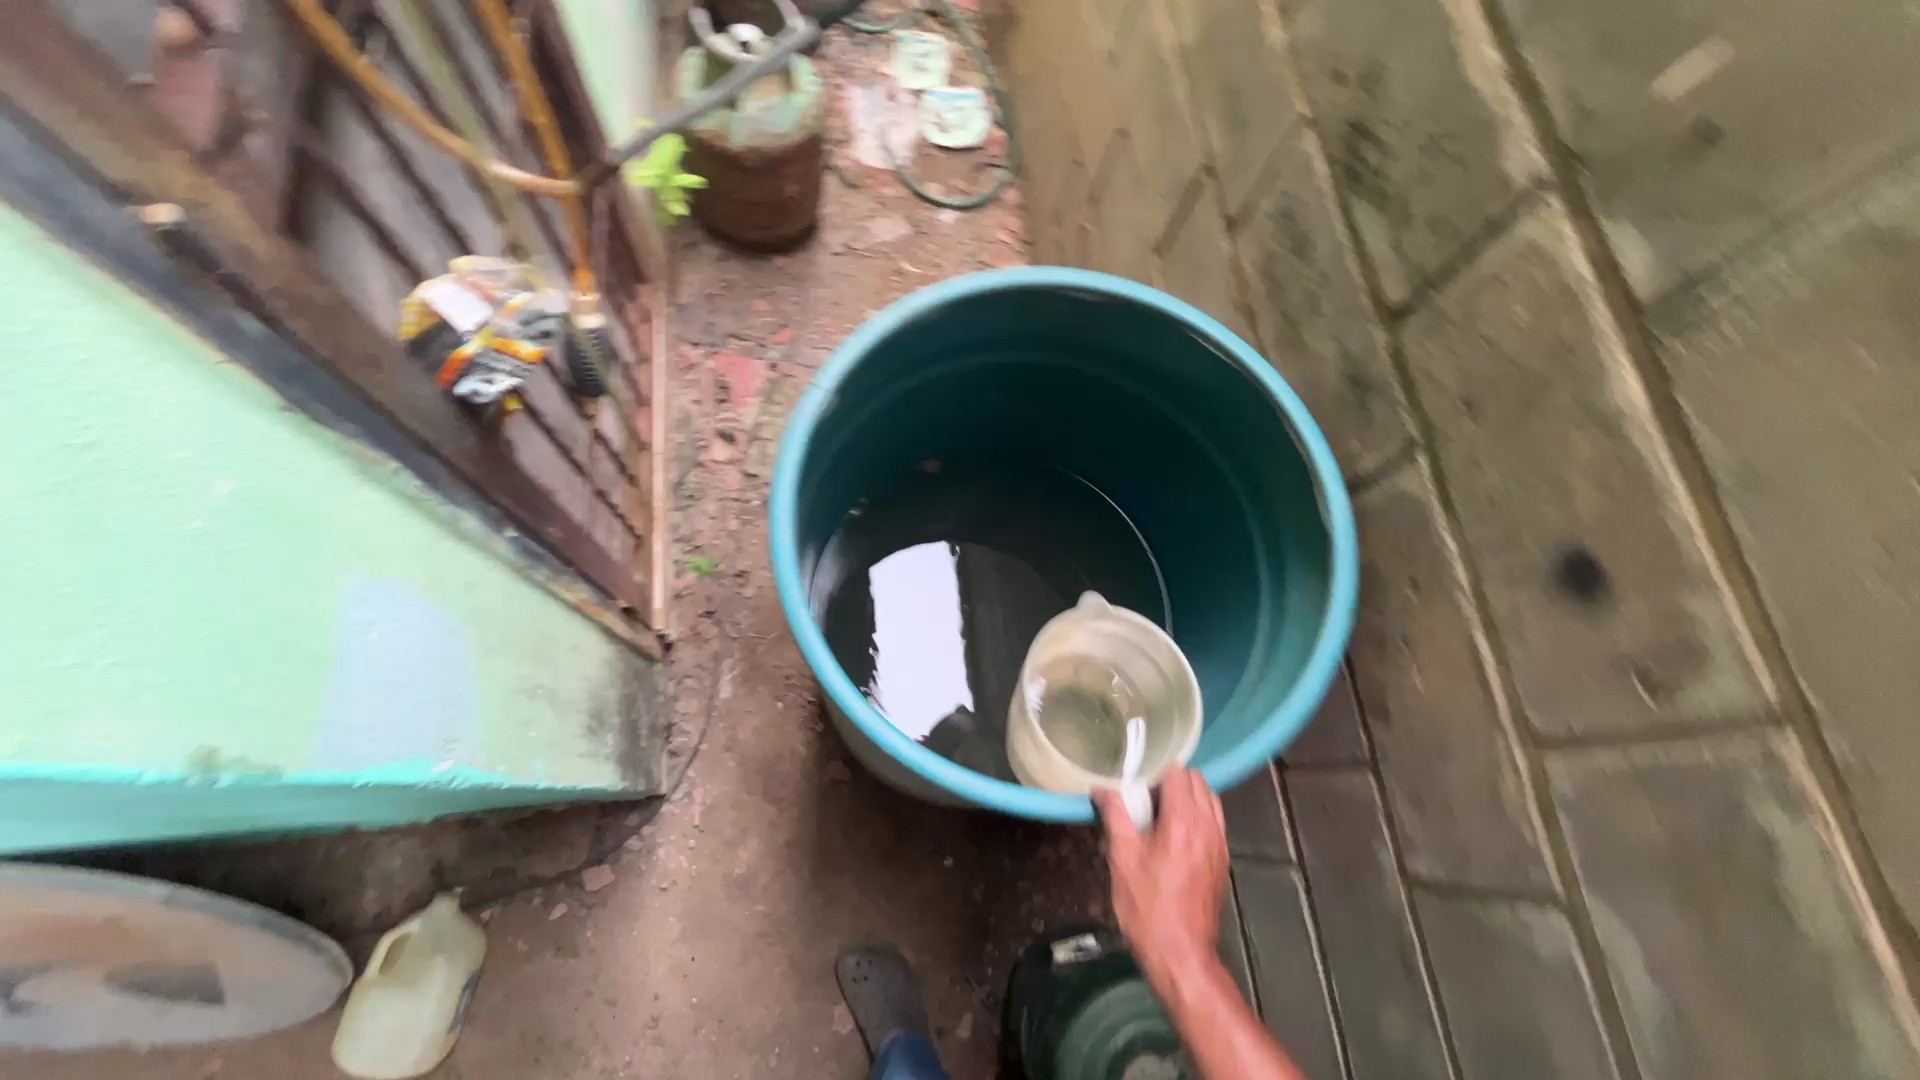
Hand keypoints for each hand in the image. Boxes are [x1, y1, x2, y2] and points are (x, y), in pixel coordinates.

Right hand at [1094, 766, 1229, 985]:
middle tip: (1143, 797)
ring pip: (1209, 799)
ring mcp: (1220, 843)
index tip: (1135, 783)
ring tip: (1158, 814)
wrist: (1180, 954)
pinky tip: (1174, 834)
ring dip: (1187, 796)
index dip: (1155, 772)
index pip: (1178, 773)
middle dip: (1171, 780)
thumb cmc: (1147, 906)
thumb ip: (1115, 815)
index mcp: (1184, 821)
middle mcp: (1208, 826)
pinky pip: (1214, 820)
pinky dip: (1198, 814)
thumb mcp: (1122, 858)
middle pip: (1197, 781)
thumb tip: (1102, 788)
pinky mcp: (1223, 859)